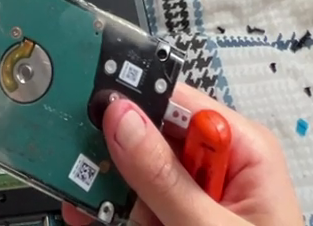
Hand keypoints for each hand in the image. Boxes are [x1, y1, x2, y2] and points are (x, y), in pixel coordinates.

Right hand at [63, 85, 301, 225]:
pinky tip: (85, 213)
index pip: (176, 102)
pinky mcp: (181, 222)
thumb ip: (166, 178)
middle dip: (111, 151)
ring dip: (104, 186)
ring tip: (72, 193)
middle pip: (150, 138)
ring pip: (137, 175)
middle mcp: (218, 164)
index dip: (131, 99)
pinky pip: (140, 207)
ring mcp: (198, 198)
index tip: (86, 105)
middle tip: (69, 156)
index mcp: (242, 148)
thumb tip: (121, 114)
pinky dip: (112, 211)